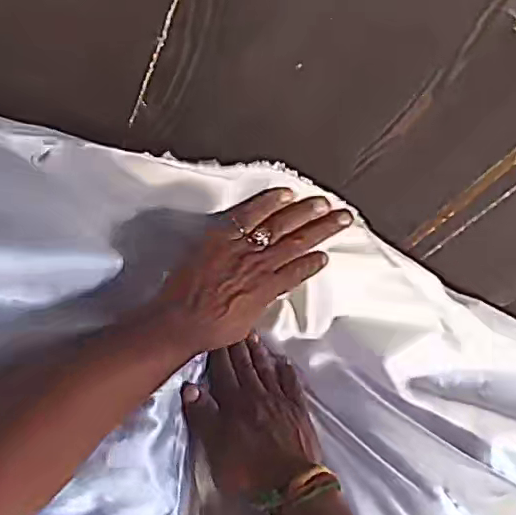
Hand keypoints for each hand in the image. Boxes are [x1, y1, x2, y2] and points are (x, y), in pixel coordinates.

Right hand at [144, 188, 350, 354]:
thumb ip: (213, 256)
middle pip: (282, 223)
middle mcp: (242, 248)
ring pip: (295, 243)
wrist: (180, 320)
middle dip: (307, 211)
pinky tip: (322, 257)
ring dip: (320, 230)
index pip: (253, 212)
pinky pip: (293, 272)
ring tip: (338, 220)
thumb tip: (223, 261)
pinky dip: (309, 263)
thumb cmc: (178, 296)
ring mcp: (256, 268)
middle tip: (325, 203)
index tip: (288, 194)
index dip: (274, 201)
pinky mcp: (264, 290)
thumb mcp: (191, 261)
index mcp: (220, 237)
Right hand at [182, 334, 322, 498]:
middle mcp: (257, 396)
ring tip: (252, 335)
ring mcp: (280, 402)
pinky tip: (283, 362)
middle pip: (245, 365)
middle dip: (237, 344)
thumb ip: (204, 415)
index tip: (212, 332)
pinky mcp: (298, 412)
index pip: (222, 370)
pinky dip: (286, 371)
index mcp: (234, 403)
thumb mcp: (215, 447)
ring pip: (266, 370)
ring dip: (258, 352)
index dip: (217, 351)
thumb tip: (190, 386)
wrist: (292, 486)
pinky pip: (291, 384)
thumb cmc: (248, 470)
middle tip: (234, 324)